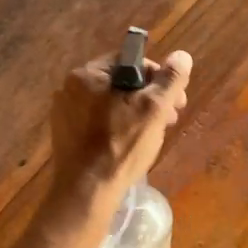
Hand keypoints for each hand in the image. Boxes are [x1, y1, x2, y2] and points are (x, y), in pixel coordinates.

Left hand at [48, 50, 191, 209]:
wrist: (87, 191)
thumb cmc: (121, 146)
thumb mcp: (154, 109)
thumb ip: (170, 79)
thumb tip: (182, 56)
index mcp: (87, 74)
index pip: (131, 61)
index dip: (158, 77)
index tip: (175, 100)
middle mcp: (70, 88)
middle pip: (121, 83)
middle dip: (149, 98)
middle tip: (169, 119)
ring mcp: (65, 113)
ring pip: (110, 103)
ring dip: (135, 113)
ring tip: (152, 135)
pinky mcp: (66, 135)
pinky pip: (97, 122)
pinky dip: (116, 127)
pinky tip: (128, 146)